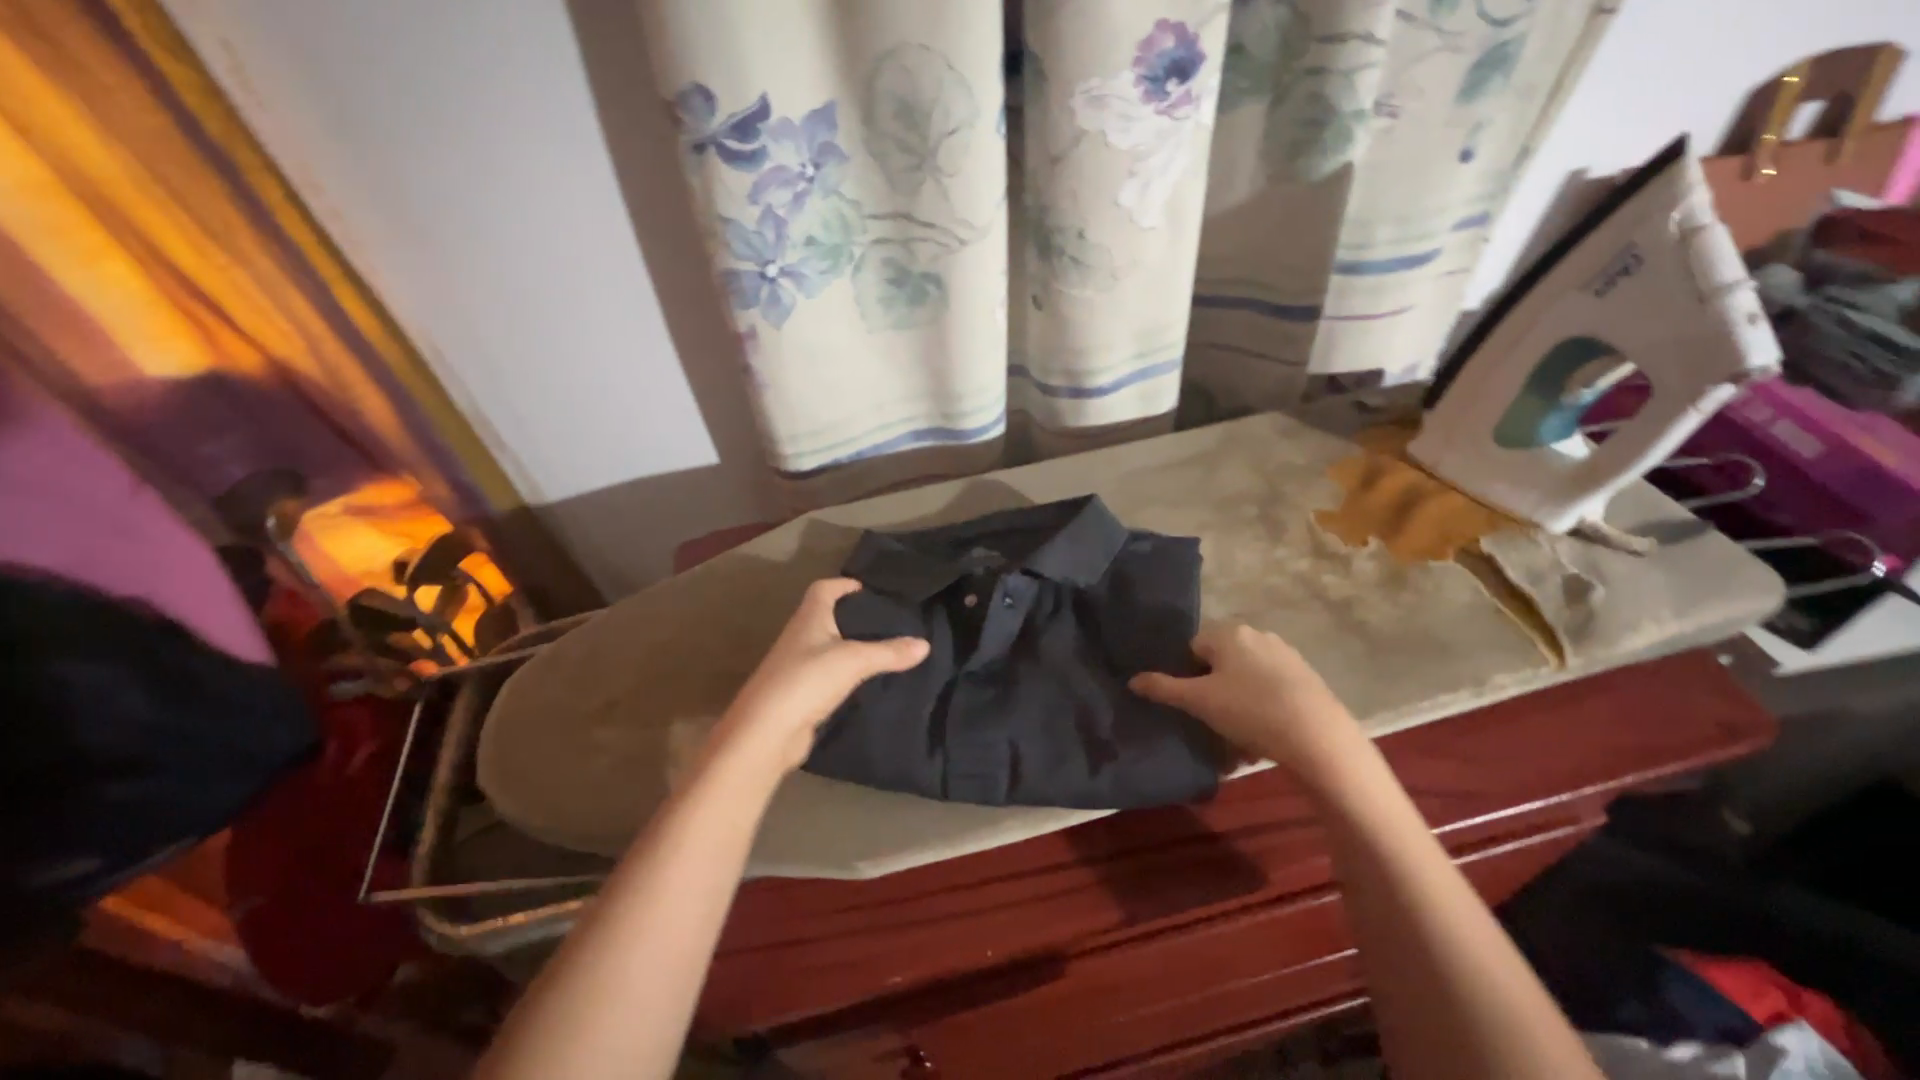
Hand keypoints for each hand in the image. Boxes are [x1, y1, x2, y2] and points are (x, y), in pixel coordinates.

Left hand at [714, 578, 928, 771]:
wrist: (767, 732)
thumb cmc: (806, 680)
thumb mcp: (854, 661)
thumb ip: (889, 651)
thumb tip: (925, 644)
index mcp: (808, 619)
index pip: (824, 589)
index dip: (843, 585)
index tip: (868, 589)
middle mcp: (800, 637)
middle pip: (827, 617)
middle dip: (853, 616)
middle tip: (888, 621)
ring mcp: (798, 668)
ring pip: (829, 649)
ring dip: (851, 648)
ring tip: (886, 650)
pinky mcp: (802, 695)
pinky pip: (829, 677)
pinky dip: (848, 676)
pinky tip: (869, 683)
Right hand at [1129, 622, 1365, 786]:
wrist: (1317, 736)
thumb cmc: (1249, 711)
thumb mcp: (1199, 702)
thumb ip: (1163, 688)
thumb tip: (1133, 680)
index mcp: (1229, 633)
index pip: (1192, 647)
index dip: (1185, 676)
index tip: (1189, 705)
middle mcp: (1258, 635)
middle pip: (1221, 665)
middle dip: (1212, 695)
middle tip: (1209, 726)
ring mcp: (1285, 656)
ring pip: (1245, 682)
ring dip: (1235, 708)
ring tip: (1235, 744)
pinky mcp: (1306, 678)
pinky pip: (1269, 693)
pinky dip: (1260, 712)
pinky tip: (1261, 742)